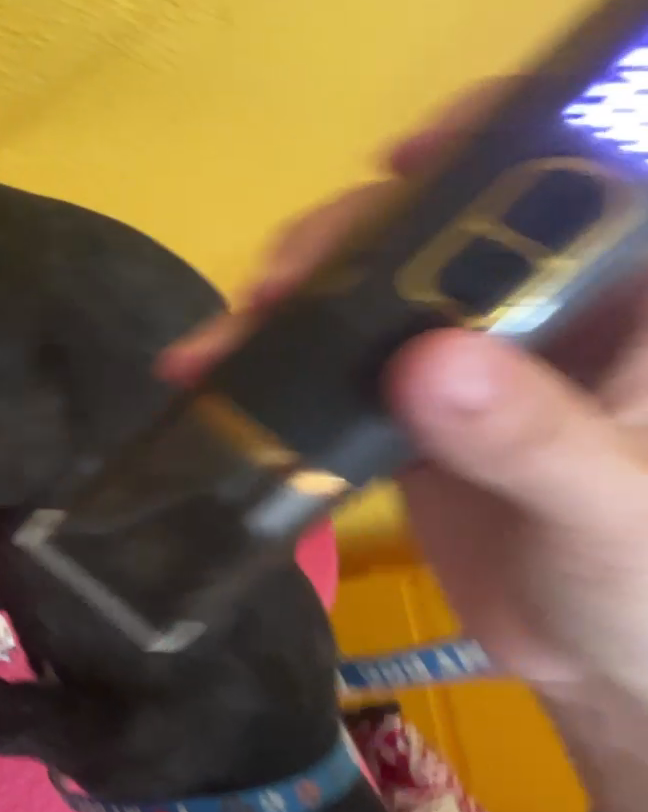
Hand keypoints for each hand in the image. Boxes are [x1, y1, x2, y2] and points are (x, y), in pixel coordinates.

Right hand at [160, 79, 647, 700]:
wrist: (604, 664)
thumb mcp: (612, 514)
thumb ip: (534, 439)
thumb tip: (425, 360)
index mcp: (635, 311)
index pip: (583, 190)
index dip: (502, 147)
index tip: (409, 156)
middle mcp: (547, 318)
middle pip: (438, 238)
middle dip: (347, 246)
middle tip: (275, 288)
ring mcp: (465, 365)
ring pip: (364, 302)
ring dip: (281, 313)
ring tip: (211, 347)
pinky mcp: (400, 411)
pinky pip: (323, 371)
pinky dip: (262, 374)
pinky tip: (206, 382)